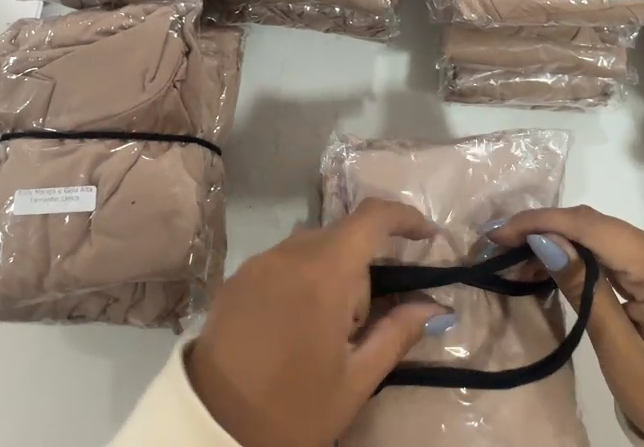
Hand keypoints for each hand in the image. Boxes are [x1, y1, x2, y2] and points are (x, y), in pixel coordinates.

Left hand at [188, 198, 451, 446]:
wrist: (209, 428)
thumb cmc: (291, 408)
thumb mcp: (355, 381)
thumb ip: (397, 333)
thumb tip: (434, 306)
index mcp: (324, 272)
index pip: (372, 218)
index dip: (404, 217)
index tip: (427, 236)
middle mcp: (289, 252)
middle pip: (342, 237)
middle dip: (362, 270)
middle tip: (361, 325)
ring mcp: (258, 262)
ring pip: (311, 249)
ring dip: (330, 275)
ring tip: (324, 332)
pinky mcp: (236, 277)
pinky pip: (282, 262)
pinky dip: (300, 280)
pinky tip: (294, 327)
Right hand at [489, 207, 643, 446]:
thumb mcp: (618, 350)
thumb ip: (582, 288)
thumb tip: (543, 239)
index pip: (593, 228)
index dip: (542, 222)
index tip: (499, 232)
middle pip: (597, 224)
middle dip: (545, 227)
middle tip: (500, 243)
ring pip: (602, 233)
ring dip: (559, 237)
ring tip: (516, 252)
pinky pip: (615, 248)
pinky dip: (581, 251)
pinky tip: (552, 258)